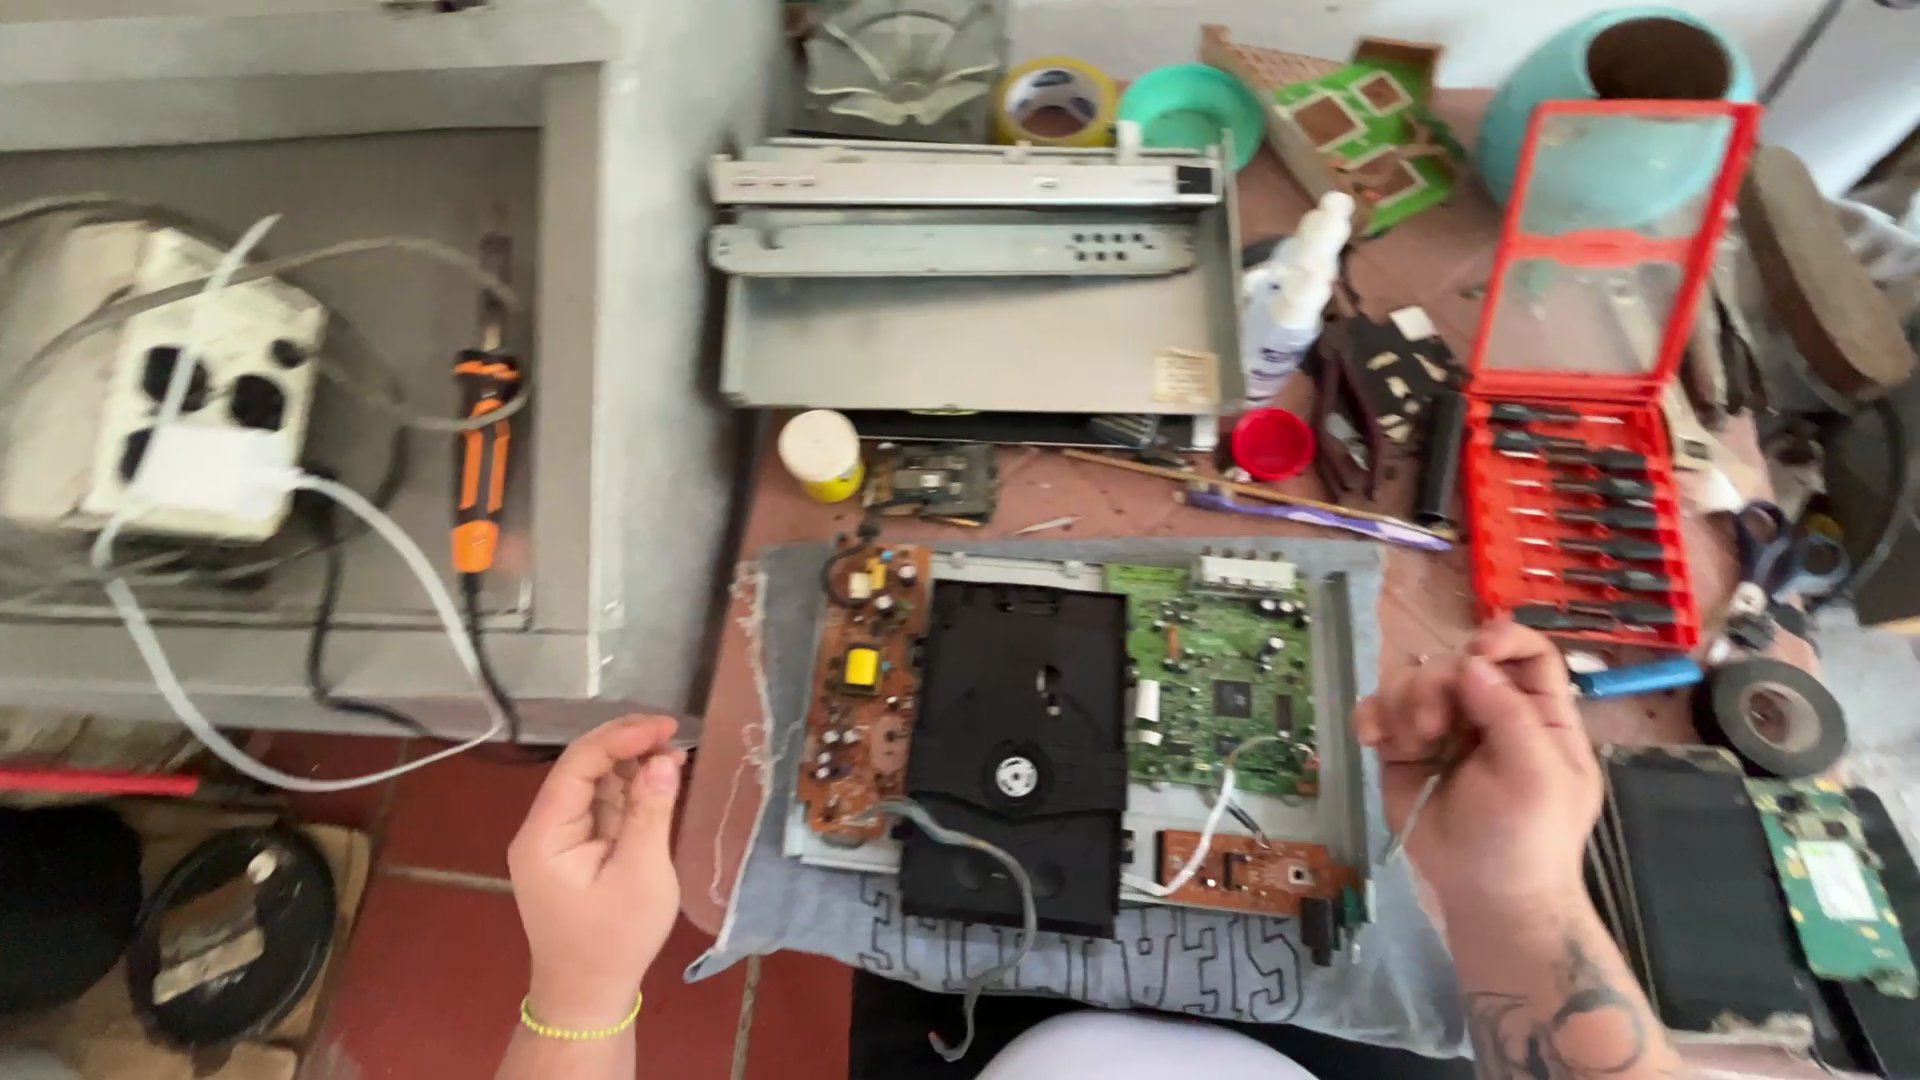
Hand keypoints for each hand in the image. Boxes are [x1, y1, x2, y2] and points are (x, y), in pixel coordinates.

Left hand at [507, 716, 686, 1028]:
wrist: (590, 995)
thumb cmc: (614, 939)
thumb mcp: (641, 875)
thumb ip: (651, 812)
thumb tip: (665, 758)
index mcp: (545, 835)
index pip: (577, 765)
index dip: (620, 738)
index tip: (665, 728)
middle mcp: (546, 827)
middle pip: (583, 764)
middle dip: (627, 742)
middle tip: (673, 731)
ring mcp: (563, 834)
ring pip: (596, 777)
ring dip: (634, 759)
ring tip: (675, 751)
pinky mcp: (582, 843)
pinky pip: (606, 799)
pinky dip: (635, 782)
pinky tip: (663, 773)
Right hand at [1353, 620, 1601, 925]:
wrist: (1480, 892)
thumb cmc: (1524, 838)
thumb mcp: (1535, 778)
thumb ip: (1509, 716)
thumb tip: (1469, 663)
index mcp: (1537, 717)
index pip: (1528, 655)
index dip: (1503, 639)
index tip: (1474, 651)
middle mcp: (1487, 713)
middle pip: (1453, 664)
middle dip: (1433, 687)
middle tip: (1430, 729)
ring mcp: (1441, 728)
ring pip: (1409, 681)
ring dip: (1401, 705)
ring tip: (1409, 744)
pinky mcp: (1401, 745)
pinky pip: (1377, 709)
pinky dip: (1370, 717)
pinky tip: (1371, 740)